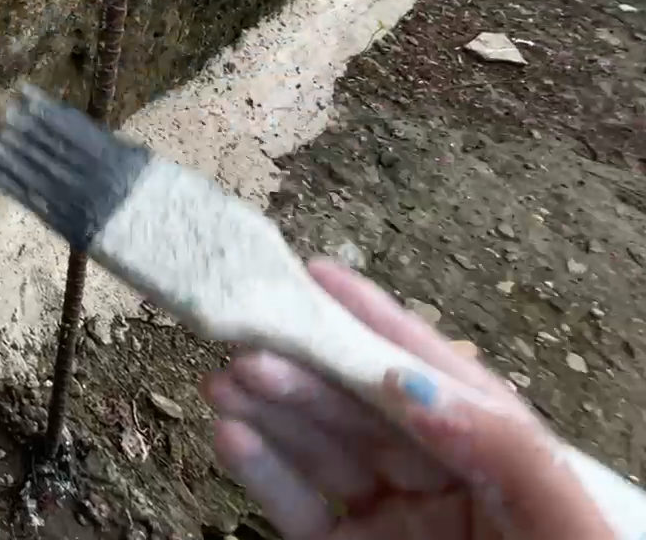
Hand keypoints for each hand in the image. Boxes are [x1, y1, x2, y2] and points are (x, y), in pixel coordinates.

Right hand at [201, 259, 612, 539]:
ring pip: (313, 445)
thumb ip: (507, 457)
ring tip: (223, 382)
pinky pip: (290, 502)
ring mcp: (386, 520)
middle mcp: (438, 485)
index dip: (377, 324)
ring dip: (264, 407)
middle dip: (299, 368)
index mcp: (505, 471)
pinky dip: (254, 466)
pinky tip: (228, 435)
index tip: (317, 274)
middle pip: (356, 407)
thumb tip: (412, 381)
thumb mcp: (565, 539)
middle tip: (244, 342)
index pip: (436, 381)